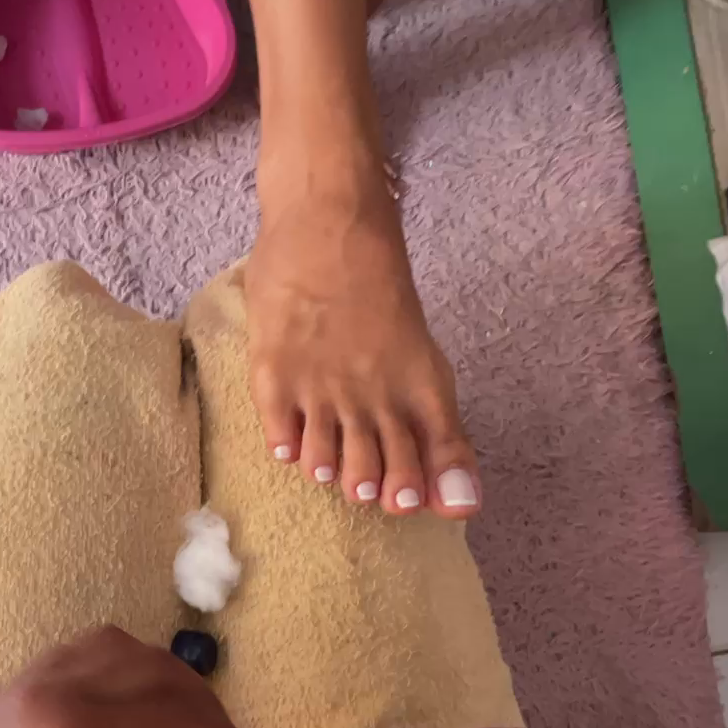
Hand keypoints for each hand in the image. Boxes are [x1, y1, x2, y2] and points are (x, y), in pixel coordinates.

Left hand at [0, 627, 274, 727]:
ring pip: (118, 644)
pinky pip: (80, 649)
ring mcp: (27, 682)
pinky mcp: (13, 686)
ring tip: (178, 718)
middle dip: (199, 700)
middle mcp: (53, 694)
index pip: (176, 711)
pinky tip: (129, 703)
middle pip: (153, 666)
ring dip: (160, 673)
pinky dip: (118, 664)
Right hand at [245, 177, 482, 518]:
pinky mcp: (275, 374)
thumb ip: (428, 417)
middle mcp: (371, 393)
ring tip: (327, 465)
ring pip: (326, 463)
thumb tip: (453, 492)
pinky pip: (280, 436)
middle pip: (376, 470)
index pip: (432, 458)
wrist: (327, 223)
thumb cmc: (377, 283)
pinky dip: (287, 448)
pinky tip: (291, 444)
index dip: (423, 490)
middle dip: (374, 487)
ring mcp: (320, 386)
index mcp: (418, 383)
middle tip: (365, 488)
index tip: (411, 505)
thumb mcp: (419, 348)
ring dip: (330, 471)